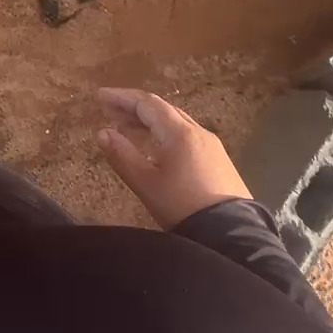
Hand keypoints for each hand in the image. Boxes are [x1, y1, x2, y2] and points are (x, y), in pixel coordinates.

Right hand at [95, 88, 251, 228]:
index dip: (122, 97)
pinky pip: (186, 136)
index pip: (147, 103)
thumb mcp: (145, 182)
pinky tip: (155, 148)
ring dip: (149, 121)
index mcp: (179, 133)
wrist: (232, 237)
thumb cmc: (183, 205)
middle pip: (162, 109)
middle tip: (110, 110)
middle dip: (134, 107)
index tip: (100, 96)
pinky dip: (164, 133)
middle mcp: (198, 133)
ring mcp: (212, 147)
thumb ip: (121, 155)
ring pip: (176, 123)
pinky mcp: (220, 162)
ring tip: (127, 129)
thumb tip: (102, 132)